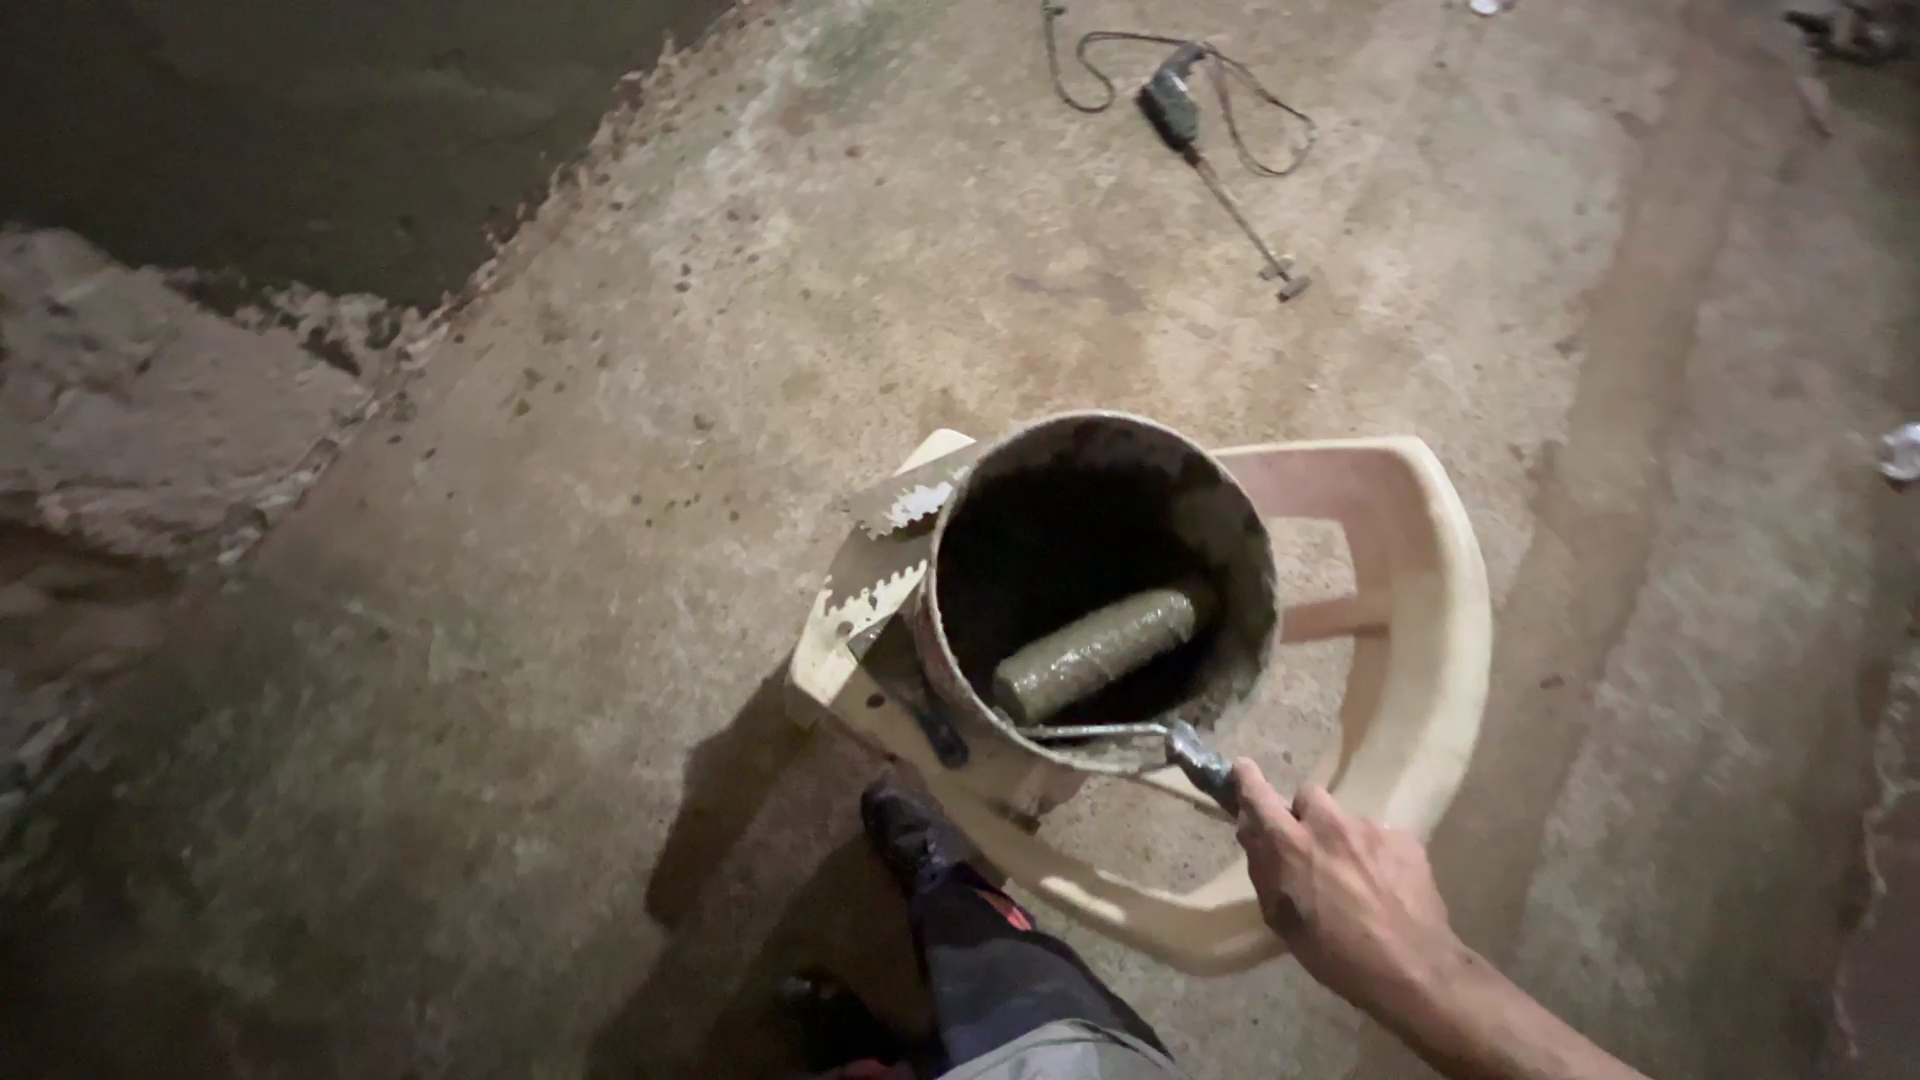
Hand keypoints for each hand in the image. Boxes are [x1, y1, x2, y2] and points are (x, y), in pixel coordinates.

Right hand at [1233, 760, 1467, 1018]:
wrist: (1416, 975)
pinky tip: (1385, 887)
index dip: (1246, 778)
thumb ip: (1263, 867)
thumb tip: (1252, 832)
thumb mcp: (1281, 918)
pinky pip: (1379, 837)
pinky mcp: (1405, 840)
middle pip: (1307, 797)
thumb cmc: (1335, 954)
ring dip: (1342, 839)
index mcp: (1290, 844)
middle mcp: (1327, 824)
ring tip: (1356, 877)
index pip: (1257, 793)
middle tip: (1313, 851)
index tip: (1243, 770)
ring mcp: (1370, 828)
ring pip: (1345, 819)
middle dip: (1305, 818)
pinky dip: (1376, 855)